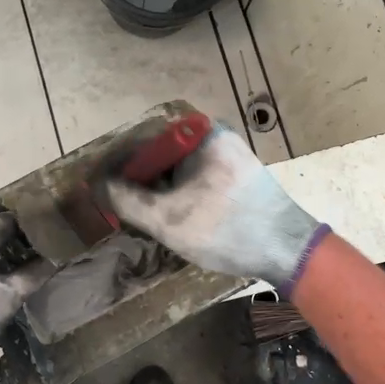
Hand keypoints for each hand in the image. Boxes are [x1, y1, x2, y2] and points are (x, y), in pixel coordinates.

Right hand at [104, 126, 327, 292]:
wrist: (288, 251)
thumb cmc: (226, 230)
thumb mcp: (167, 219)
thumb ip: (126, 200)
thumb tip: (97, 187)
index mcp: (198, 133)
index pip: (141, 140)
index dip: (114, 164)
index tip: (96, 188)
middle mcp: (213, 134)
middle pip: (159, 152)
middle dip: (135, 178)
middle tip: (115, 205)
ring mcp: (226, 153)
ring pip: (176, 167)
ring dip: (155, 188)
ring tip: (136, 213)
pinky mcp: (235, 173)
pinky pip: (194, 176)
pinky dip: (176, 192)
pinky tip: (167, 216)